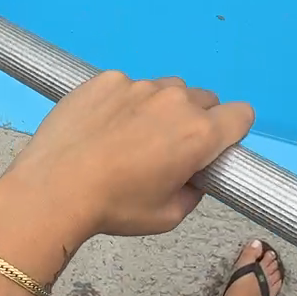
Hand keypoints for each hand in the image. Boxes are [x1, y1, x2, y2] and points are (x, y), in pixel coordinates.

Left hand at [0, 71, 254, 243]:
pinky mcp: (105, 79)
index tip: (210, 149)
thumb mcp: (169, 216)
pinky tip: (100, 127)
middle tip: (165, 149)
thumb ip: (194, 191)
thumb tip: (192, 175)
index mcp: (199, 134)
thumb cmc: (116, 208)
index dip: (231, 132)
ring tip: (127, 137)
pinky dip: (123, 102)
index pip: (242, 115)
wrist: (54, 189)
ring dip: (159, 108)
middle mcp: (175, 100)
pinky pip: (127, 86)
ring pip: (164, 90)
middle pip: (204, 99)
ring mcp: (137, 84)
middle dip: (194, 120)